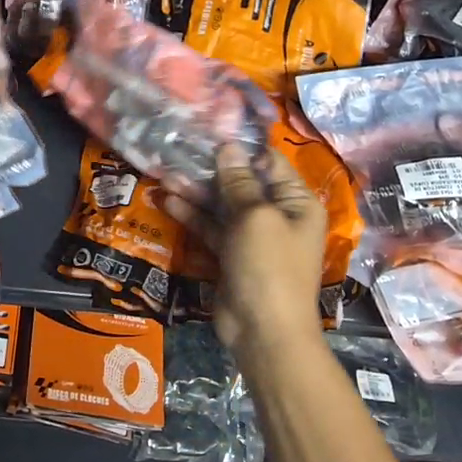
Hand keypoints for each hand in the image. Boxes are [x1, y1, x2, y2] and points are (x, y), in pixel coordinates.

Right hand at [158, 144, 329, 356]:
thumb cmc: (268, 266)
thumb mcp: (255, 217)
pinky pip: (211, 226)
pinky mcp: (232, 254)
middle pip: (242, 181)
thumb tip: (228, 147)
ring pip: (222, 203)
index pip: (269, 161)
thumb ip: (238, 181)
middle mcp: (277, 214)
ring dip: (196, 189)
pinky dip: (192, 214)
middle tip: (178, 148)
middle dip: (211, 167)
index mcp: (296, 202)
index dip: (240, 145)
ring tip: (165, 172)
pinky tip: (168, 199)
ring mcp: (253, 236)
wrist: (265, 332)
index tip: (208, 129)